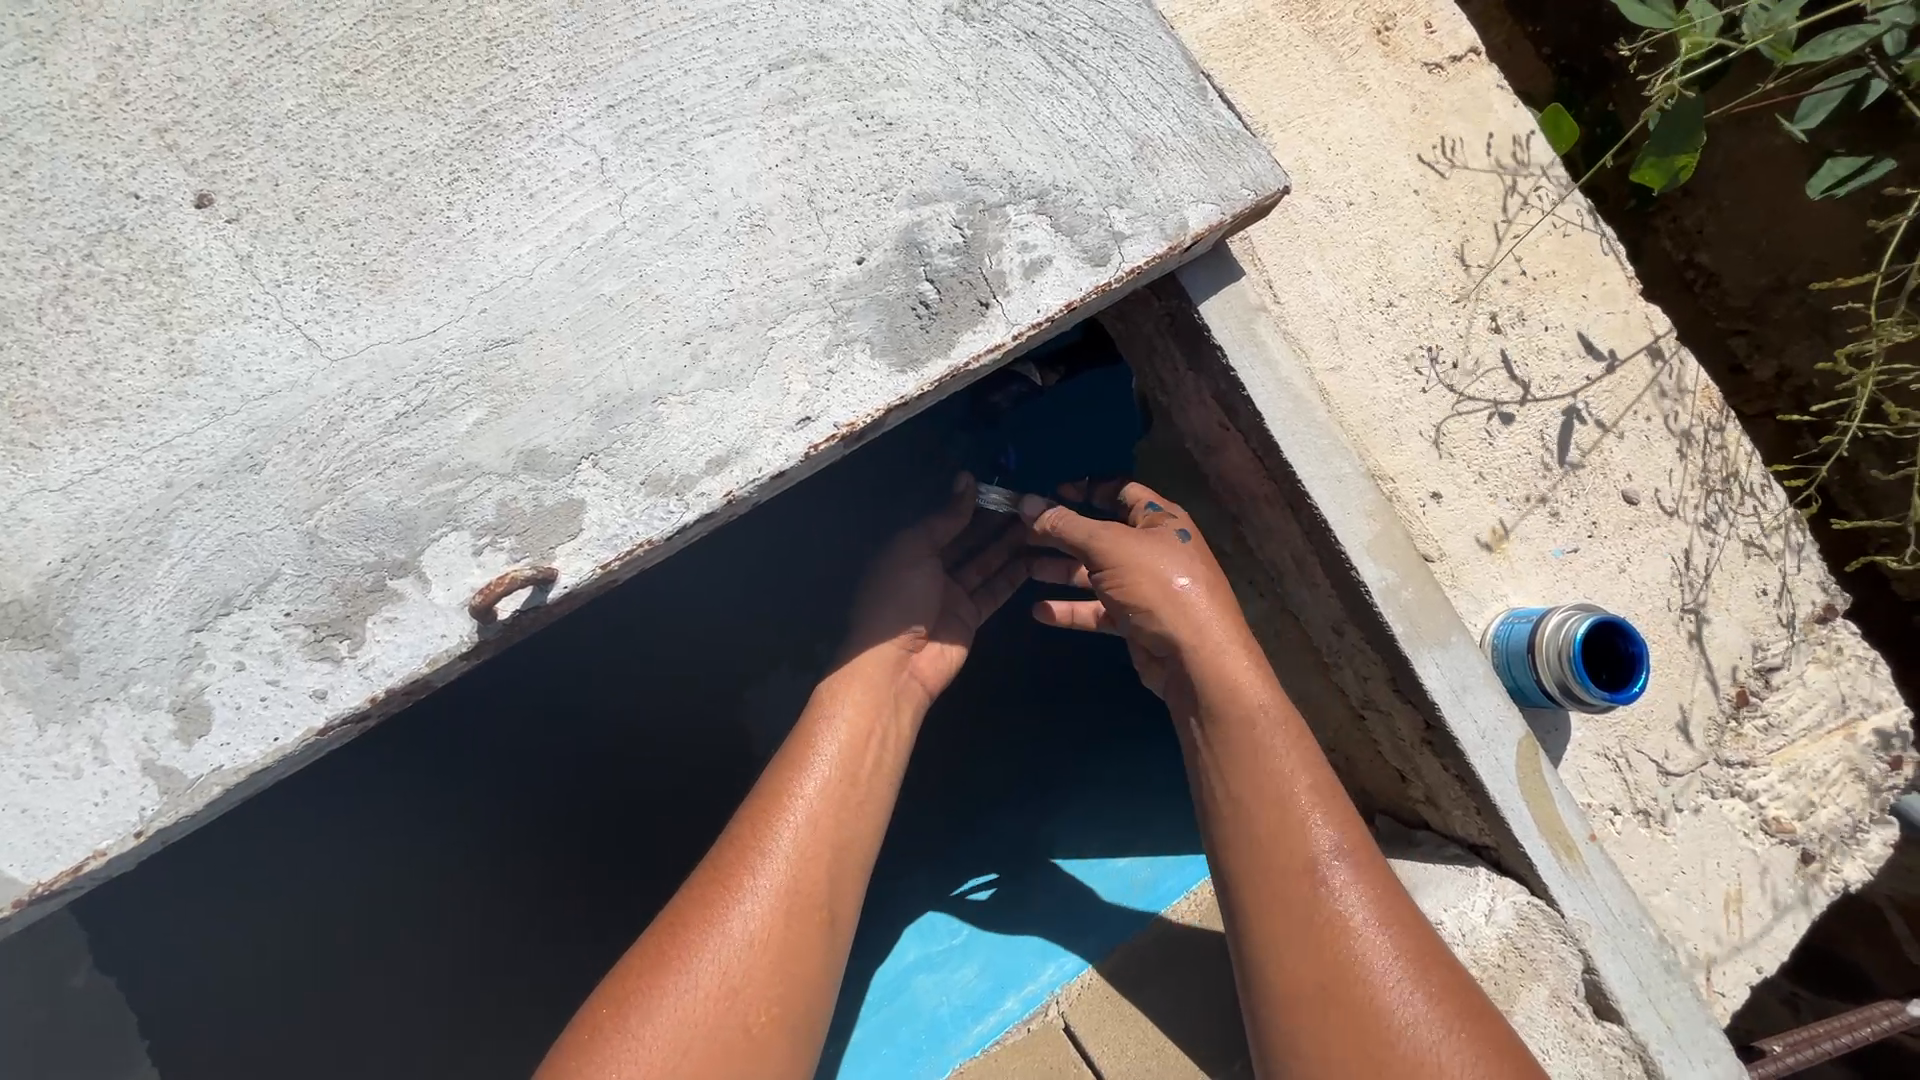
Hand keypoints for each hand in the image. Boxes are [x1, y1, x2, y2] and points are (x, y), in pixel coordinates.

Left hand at [842, 473, 1030, 717]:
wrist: (897, 664)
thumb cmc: (897, 598)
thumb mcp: (914, 548)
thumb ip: (945, 517)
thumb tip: (966, 480)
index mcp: (910, 549)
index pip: (946, 520)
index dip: (972, 504)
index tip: (1002, 487)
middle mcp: (931, 569)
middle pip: (968, 541)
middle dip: (995, 522)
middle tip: (1028, 503)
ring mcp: (951, 595)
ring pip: (985, 563)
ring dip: (1008, 544)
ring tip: (1038, 524)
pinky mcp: (970, 617)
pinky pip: (994, 591)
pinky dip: (1013, 576)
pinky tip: (1035, 557)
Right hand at [1021, 480, 1254, 703]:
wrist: (1193, 656)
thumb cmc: (1155, 585)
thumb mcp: (1107, 546)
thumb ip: (1065, 525)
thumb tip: (1026, 502)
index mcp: (1157, 519)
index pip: (1118, 491)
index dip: (1083, 488)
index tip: (1045, 493)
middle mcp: (1151, 549)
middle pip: (1099, 534)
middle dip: (1062, 533)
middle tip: (1021, 531)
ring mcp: (1142, 587)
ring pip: (1094, 573)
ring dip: (1060, 570)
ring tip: (1022, 567)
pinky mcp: (1133, 620)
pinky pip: (1096, 609)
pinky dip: (1071, 609)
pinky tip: (1040, 611)